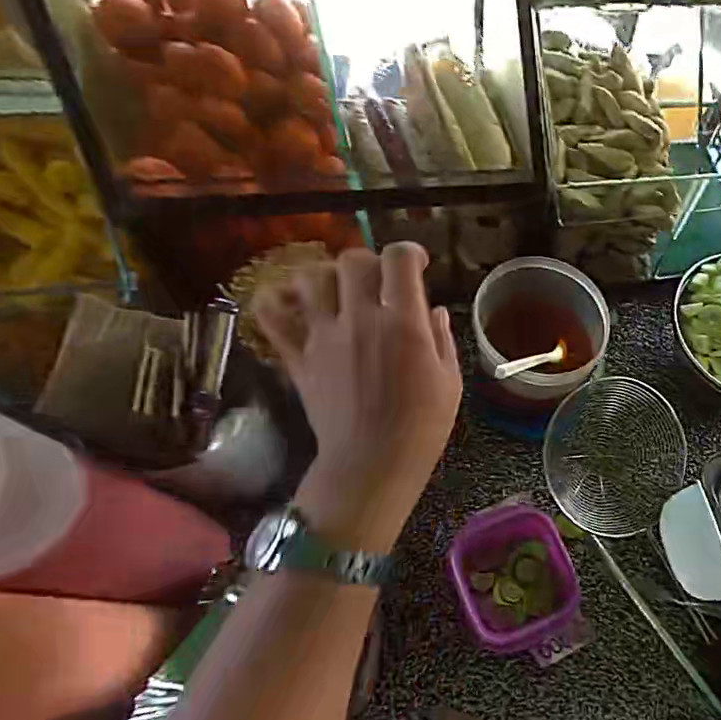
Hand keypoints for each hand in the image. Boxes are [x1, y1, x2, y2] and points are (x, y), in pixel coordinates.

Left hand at [256, 243, 461, 551]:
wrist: (370, 466)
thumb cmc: (420, 429)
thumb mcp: (448, 384)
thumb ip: (441, 339)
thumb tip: (434, 311)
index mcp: (402, 323)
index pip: (398, 259)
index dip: (409, 252)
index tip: (416, 265)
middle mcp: (359, 319)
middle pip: (352, 260)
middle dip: (368, 263)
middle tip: (376, 284)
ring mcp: (323, 337)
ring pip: (310, 278)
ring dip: (324, 277)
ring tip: (335, 294)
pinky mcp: (298, 358)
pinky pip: (272, 319)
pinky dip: (273, 304)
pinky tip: (286, 303)